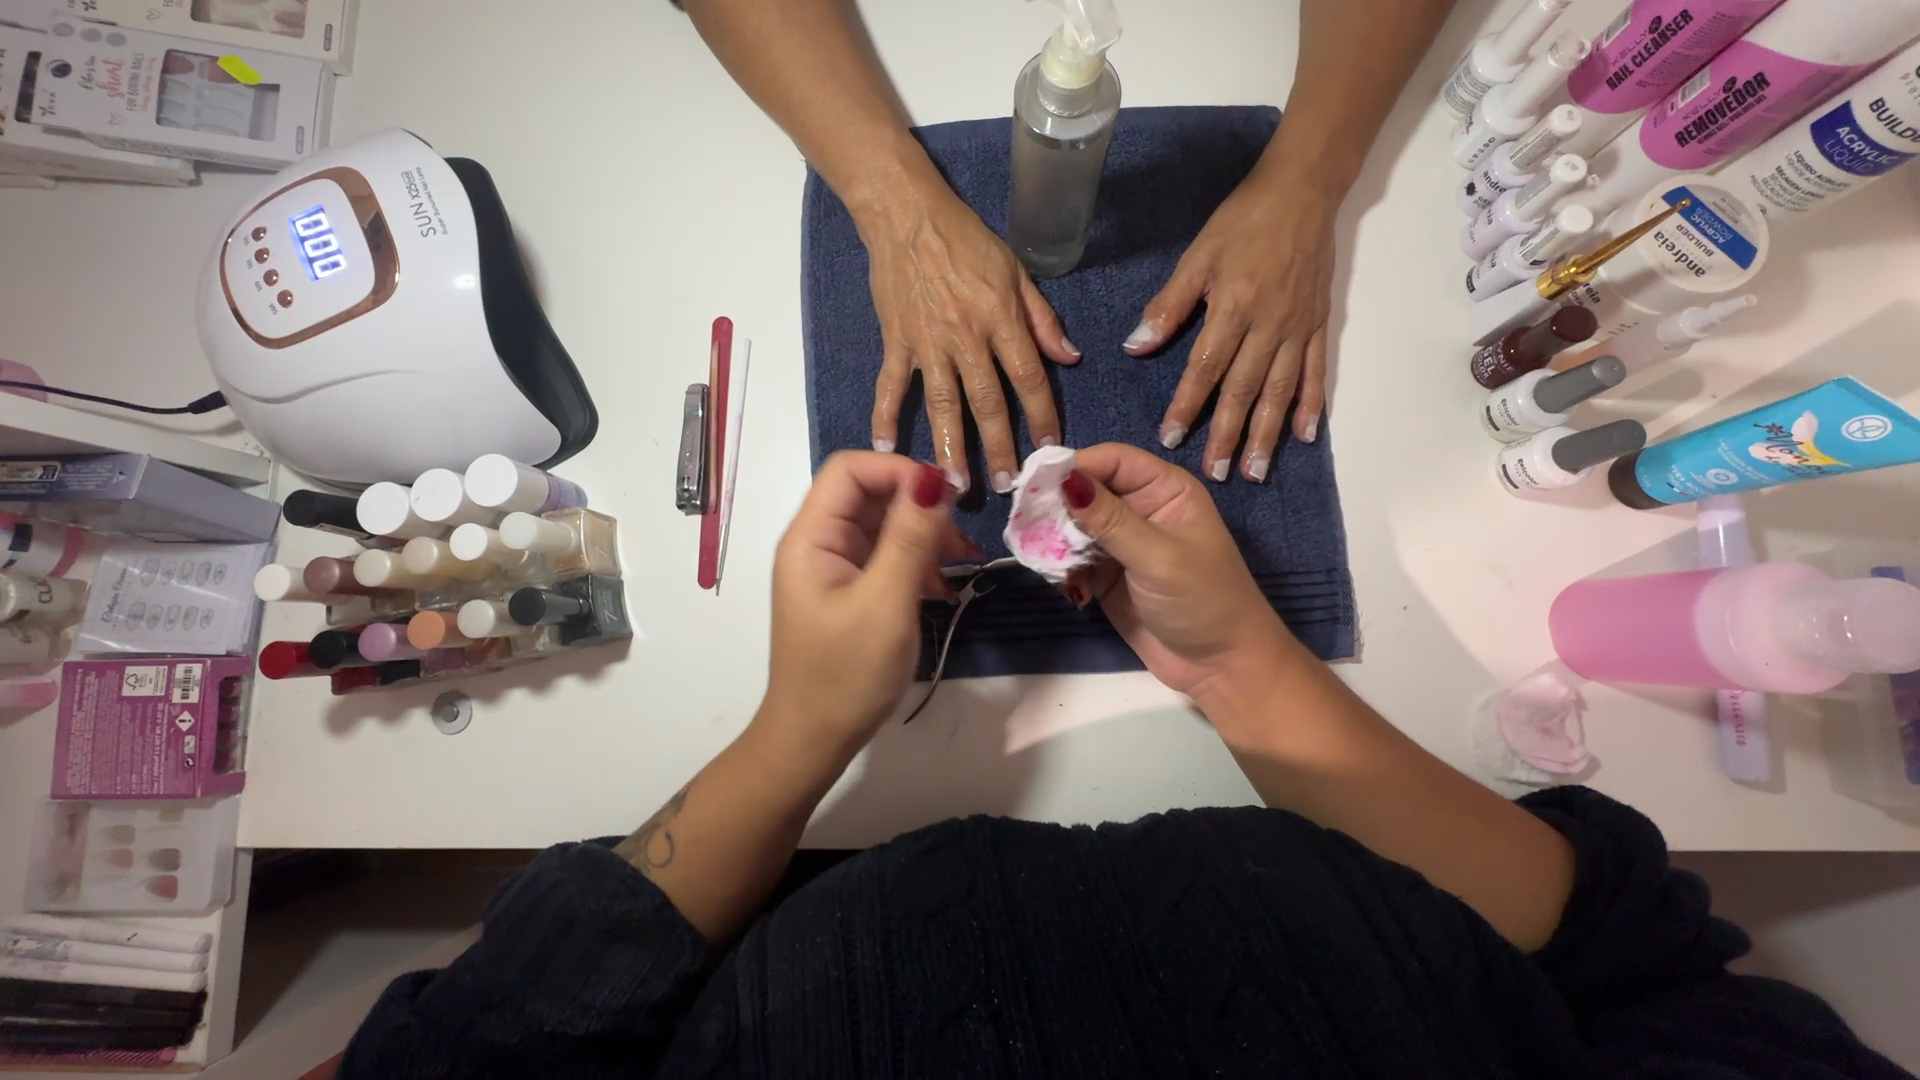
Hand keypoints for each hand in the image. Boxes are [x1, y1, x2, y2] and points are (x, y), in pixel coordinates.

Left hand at [761, 452, 974, 759]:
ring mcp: (836, 568)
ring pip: (885, 526)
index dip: (898, 471)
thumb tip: (934, 478)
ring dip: (925, 536)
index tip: (947, 496)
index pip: (850, 469)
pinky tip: (942, 589)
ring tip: (962, 561)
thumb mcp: (885, 603)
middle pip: (871, 494)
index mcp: (811, 537)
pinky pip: (888, 557)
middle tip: (962, 534)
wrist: (816, 740)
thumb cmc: (846, 675)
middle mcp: (820, 543)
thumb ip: (910, 538)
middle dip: (919, 506)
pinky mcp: (852, 591)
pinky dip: (918, 564)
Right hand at [862, 186, 1081, 495]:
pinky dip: (885, 415)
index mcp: (1001, 318)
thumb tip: (1069, 357)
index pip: (1028, 377)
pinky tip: (884, 447)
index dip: (1041, 415)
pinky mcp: (896, 342)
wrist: (908, 216)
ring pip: (941, 403)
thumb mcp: (1016, 271)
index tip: (1049, 448)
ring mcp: (927, 343)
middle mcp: (967, 337)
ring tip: (955, 483)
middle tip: (1007, 484)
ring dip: (949, 445)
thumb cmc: (967, 241)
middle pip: (986, 401)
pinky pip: (890, 385)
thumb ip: (1042, 318)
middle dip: (998, 446)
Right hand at [1061, 443, 1299, 698]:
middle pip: (1086, 489)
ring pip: (1073, 524)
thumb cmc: (1203, 601)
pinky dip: (1059, 565)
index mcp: (1165, 490)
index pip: (1112, 460)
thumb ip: (1109, 519)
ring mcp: (1120, 543)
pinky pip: (1072, 558)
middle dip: (1056, 503)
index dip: (1075, 465)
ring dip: (1053, 536)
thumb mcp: (1157, 556)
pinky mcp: (1105, 574)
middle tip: (1025, 520)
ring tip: (1037, 552)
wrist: (1219, 667)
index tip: (1036, 482)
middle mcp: (1140, 508)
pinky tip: (1057, 579)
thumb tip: (1065, 479)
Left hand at [1124, 163, 1337, 484]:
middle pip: (1244, 389)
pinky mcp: (1320, 324)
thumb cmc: (1242, 223)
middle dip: (1229, 435)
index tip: (1172, 439)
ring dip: (1268, 434)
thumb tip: (1136, 347)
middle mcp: (1268, 326)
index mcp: (1233, 309)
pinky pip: (1316, 371)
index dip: (1188, 405)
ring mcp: (1298, 328)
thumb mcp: (1196, 258)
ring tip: (1257, 471)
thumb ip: (1168, 306)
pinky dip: (1311, 405)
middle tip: (1217, 473)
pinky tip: (1304, 436)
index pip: (1205, 368)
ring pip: (1281, 390)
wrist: (1303, 191)